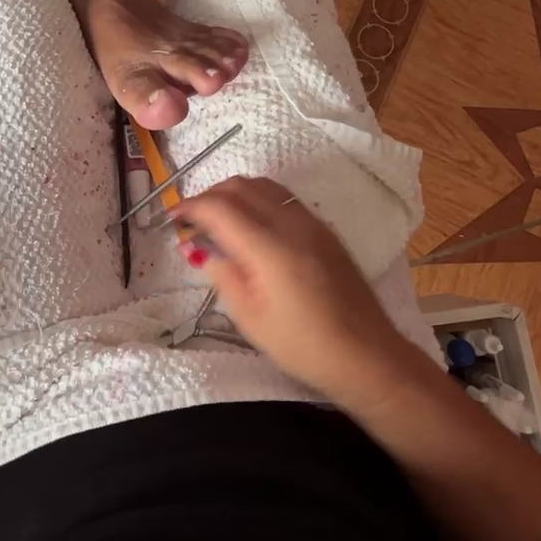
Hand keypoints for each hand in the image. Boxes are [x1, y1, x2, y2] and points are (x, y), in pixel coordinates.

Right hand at [175, 177, 422, 407]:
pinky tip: (250, 223)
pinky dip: (256, 197)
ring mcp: (311, 222)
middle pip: (239, 186)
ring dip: (233, 192)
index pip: (219, 207)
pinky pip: (282, 196)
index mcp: (269, 247)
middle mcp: (290, 224)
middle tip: (191, 219)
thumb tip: (197, 248)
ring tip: (218, 218)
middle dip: (208, 196)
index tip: (172, 218)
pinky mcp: (324, 229)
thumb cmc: (304, 345)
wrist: (368, 356)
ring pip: (262, 185)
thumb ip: (222, 275)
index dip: (190, 207)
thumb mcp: (250, 319)